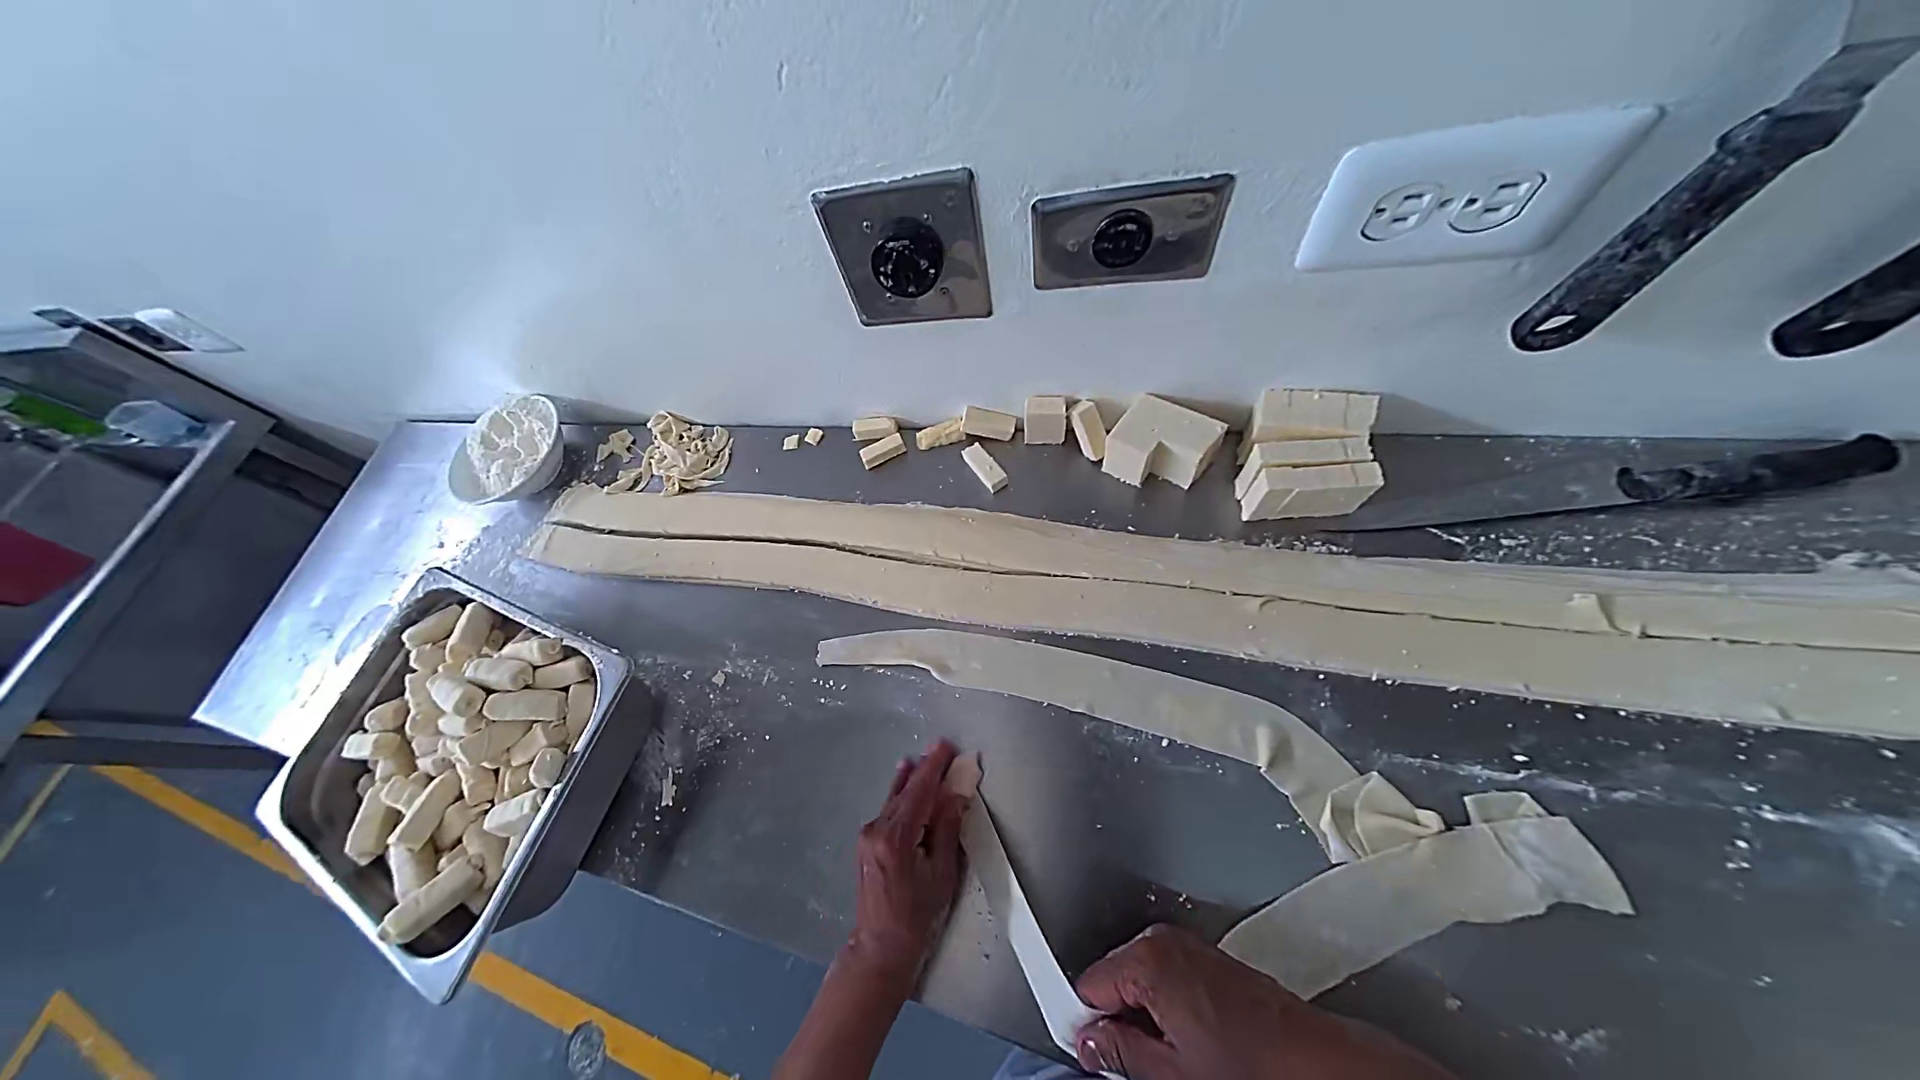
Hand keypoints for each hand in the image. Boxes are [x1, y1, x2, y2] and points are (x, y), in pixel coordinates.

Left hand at [845, 739, 968, 986]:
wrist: (881, 945)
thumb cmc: (917, 915)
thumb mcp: (941, 873)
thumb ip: (946, 830)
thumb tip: (954, 797)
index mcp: (896, 837)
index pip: (920, 792)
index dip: (935, 767)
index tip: (946, 747)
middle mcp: (876, 830)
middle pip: (906, 791)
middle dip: (925, 769)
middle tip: (941, 748)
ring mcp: (867, 835)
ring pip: (894, 798)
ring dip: (911, 779)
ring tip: (923, 759)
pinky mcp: (866, 841)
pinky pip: (888, 810)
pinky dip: (901, 795)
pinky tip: (905, 782)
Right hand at [1074, 925, 1454, 1079]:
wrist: (1311, 1062)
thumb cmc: (1252, 1065)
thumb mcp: (1170, 1073)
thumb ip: (1118, 1050)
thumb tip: (1090, 1041)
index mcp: (1147, 960)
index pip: (1087, 983)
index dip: (1087, 1021)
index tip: (1091, 1046)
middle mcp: (1164, 942)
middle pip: (1112, 975)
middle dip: (1117, 1015)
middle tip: (1140, 1057)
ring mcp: (1187, 945)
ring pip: (1137, 976)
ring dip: (1144, 1011)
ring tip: (1175, 1048)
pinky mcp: (1205, 956)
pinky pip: (1165, 973)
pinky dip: (1167, 1002)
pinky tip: (1192, 1035)